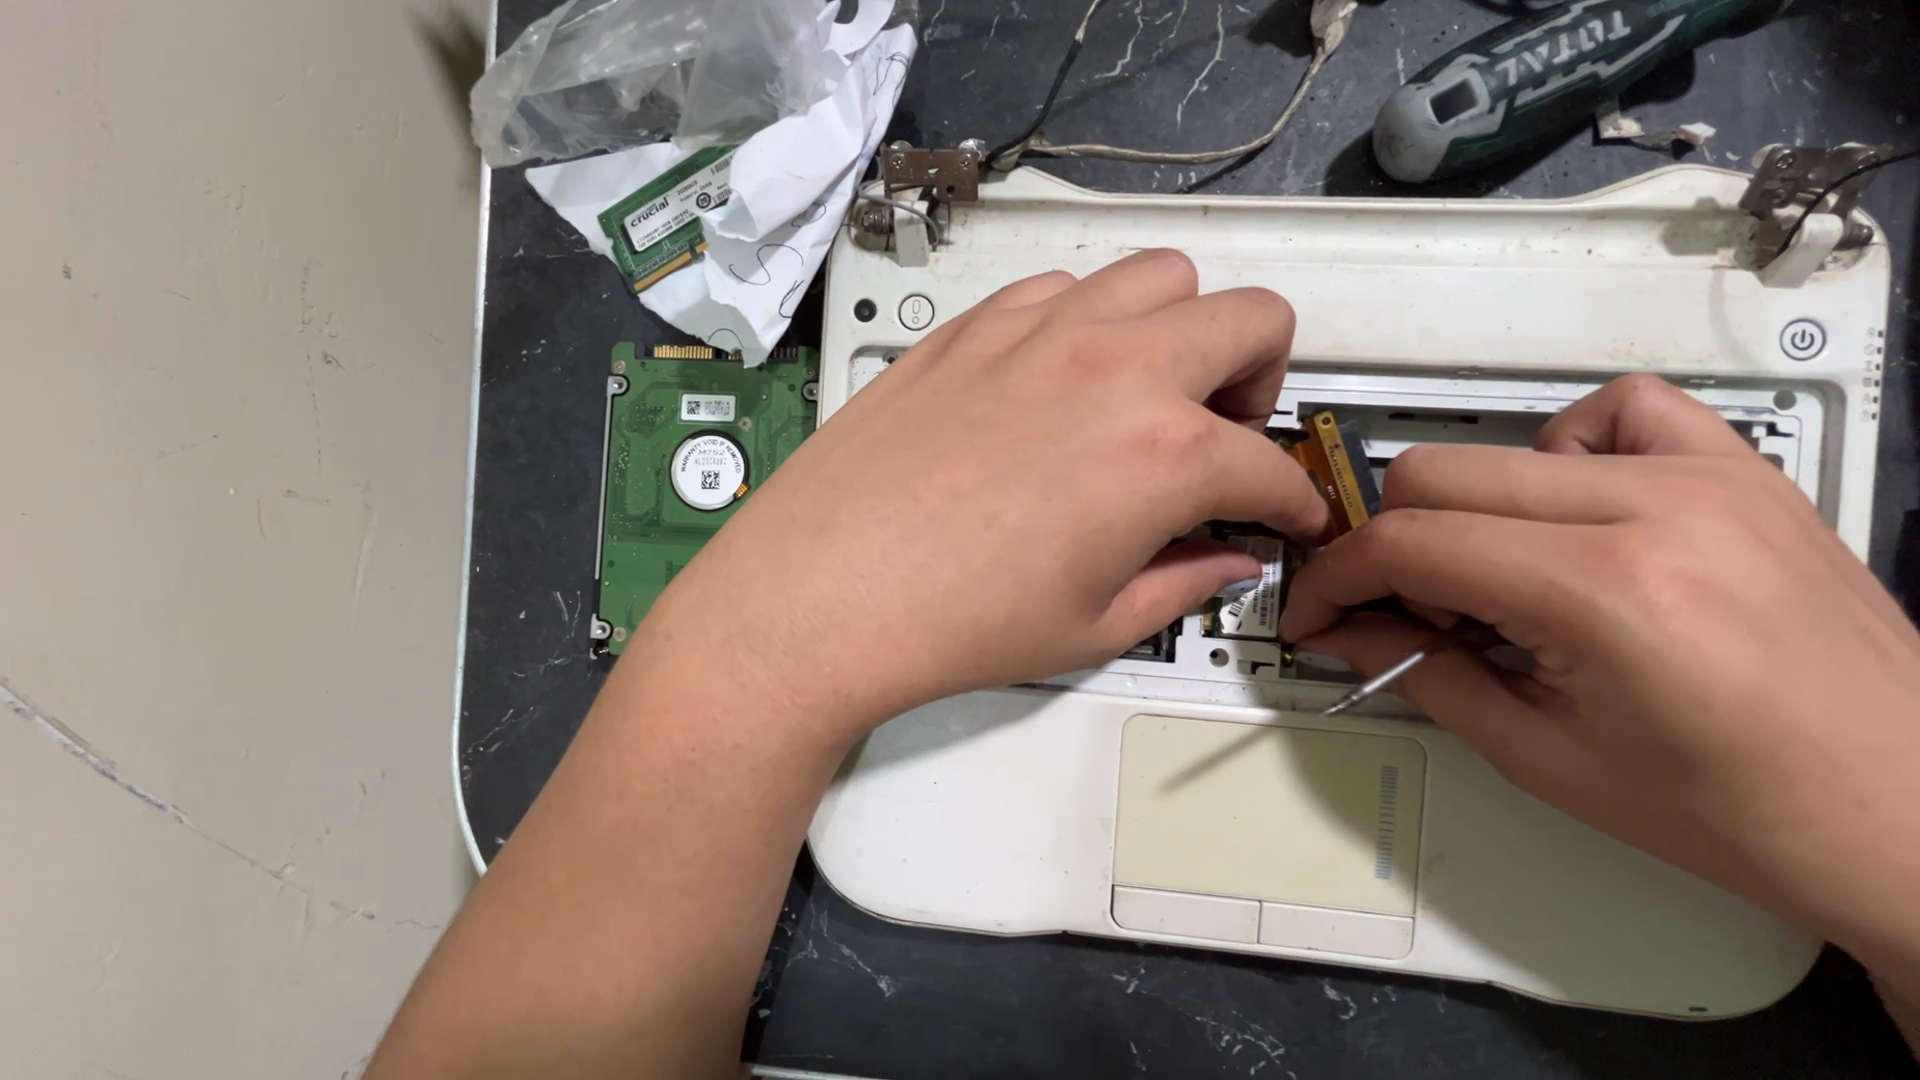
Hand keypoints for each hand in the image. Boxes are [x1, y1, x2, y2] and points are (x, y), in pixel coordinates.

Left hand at [638, 249, 1329, 744]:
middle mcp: (1112, 366)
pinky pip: (1062, 288)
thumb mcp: (1094, 624)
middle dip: (1264, 378)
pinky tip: (1062, 378)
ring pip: (1160, 277)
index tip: (1288, 516)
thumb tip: (1229, 558)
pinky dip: (1088, 321)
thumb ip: (1185, 580)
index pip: (1272, 465)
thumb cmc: (953, 623)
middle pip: (1253, 318)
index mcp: (1160, 451)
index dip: (1294, 501)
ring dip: (1181, 329)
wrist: (824, 593)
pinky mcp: (973, 327)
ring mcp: (1038, 332)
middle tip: (1227, 435)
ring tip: (1149, 392)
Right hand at [1279, 374, 1919, 980]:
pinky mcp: (1744, 470)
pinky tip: (1569, 514)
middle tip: (1405, 611)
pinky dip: (1560, 453)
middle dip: (1386, 545)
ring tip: (1496, 582)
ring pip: (1501, 444)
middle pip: (1433, 474)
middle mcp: (1654, 509)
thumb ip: (1418, 671)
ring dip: (1462, 512)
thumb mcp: (1539, 755)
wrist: (1917, 818)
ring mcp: (1707, 476)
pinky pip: (1614, 412)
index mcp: (1604, 593)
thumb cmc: (1732, 812)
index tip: (1315, 613)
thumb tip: (1337, 629)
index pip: (1405, 542)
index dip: (1334, 577)